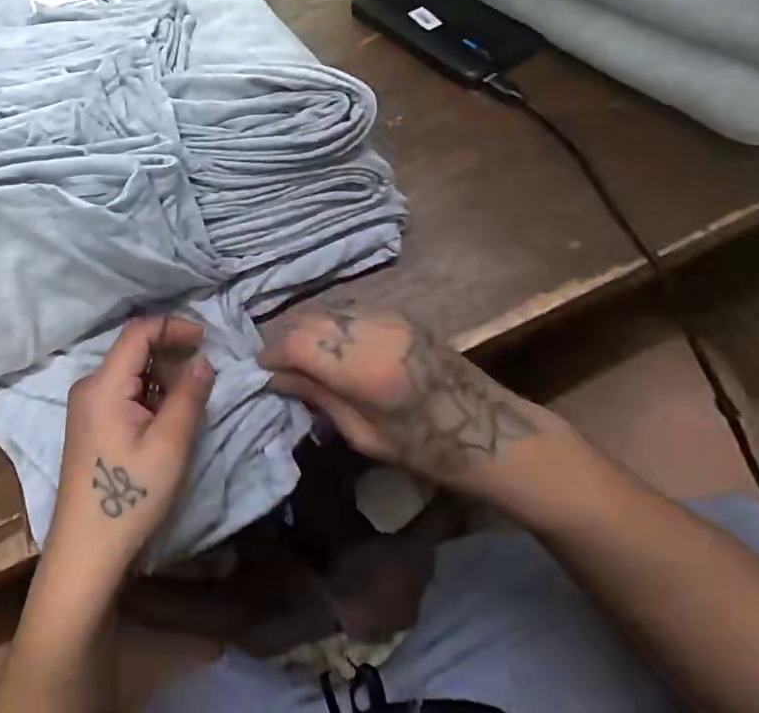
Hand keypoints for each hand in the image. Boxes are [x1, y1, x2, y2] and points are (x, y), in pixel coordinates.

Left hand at [47, 316, 215, 576]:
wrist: (87, 546)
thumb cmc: (131, 494)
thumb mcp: (170, 445)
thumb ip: (188, 396)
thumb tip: (203, 360)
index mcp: (103, 384)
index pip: (136, 332)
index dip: (172, 326)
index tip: (206, 337)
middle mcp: (89, 385)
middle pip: (132, 350)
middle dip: (170, 352)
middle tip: (204, 372)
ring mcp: (86, 404)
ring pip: (129, 372)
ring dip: (161, 375)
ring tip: (190, 399)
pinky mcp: (89, 422)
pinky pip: (122, 392)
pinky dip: (148, 393)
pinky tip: (167, 416)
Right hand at [260, 305, 542, 485]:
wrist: (496, 433)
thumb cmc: (429, 449)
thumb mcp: (364, 435)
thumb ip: (317, 397)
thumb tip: (275, 377)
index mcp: (362, 369)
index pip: (294, 344)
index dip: (271, 355)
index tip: (263, 372)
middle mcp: (370, 332)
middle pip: (304, 320)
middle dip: (284, 340)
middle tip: (279, 366)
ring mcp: (386, 317)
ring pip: (322, 309)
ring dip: (304, 330)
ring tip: (300, 356)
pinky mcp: (397, 313)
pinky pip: (345, 309)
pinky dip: (327, 324)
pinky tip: (329, 347)